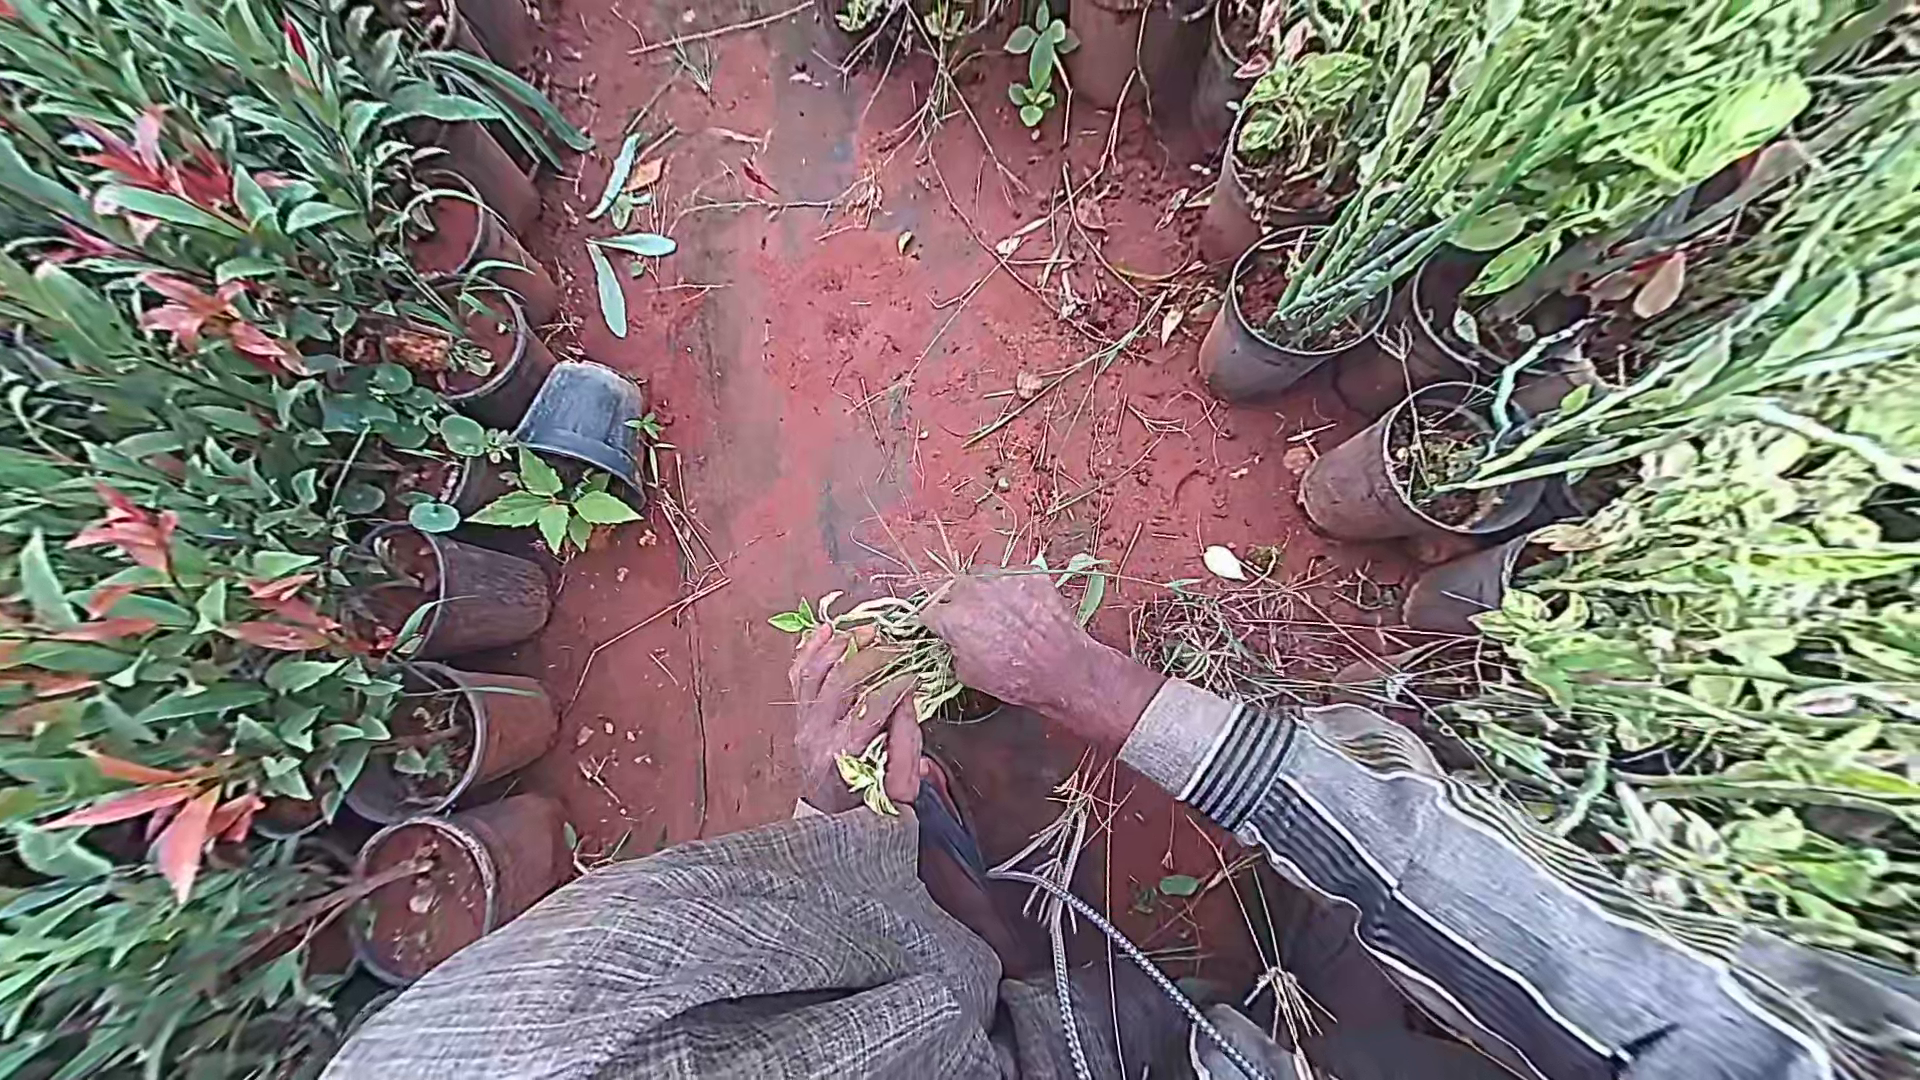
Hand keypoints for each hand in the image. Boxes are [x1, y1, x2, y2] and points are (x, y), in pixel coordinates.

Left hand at [789, 624, 922, 812]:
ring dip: (841, 646)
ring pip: (815, 672)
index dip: (894, 685)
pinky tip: (828, 629)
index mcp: (842, 754)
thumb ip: (905, 740)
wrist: (831, 815)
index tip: (915, 672)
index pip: (869, 709)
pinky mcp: (800, 714)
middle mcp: (816, 734)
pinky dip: (812, 648)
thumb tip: (907, 696)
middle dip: (872, 657)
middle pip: (841, 683)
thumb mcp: (899, 784)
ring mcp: (804, 721)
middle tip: (897, 645)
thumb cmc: (869, 801)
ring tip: (868, 631)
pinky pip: (800, 674)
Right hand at [921, 573, 1162, 746]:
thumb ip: (953, 649)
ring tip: (999, 612)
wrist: (1064, 670)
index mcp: (953, 617)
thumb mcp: (968, 675)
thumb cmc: (1015, 679)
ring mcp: (1003, 578)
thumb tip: (953, 641)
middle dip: (958, 603)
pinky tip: (1023, 608)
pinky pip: (1012, 576)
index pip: (928, 611)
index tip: (940, 628)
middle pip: (953, 589)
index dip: (934, 622)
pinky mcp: (1030, 573)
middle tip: (973, 621)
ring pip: (981, 576)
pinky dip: (1013, 588)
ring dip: (983, 591)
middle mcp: (974, 590)